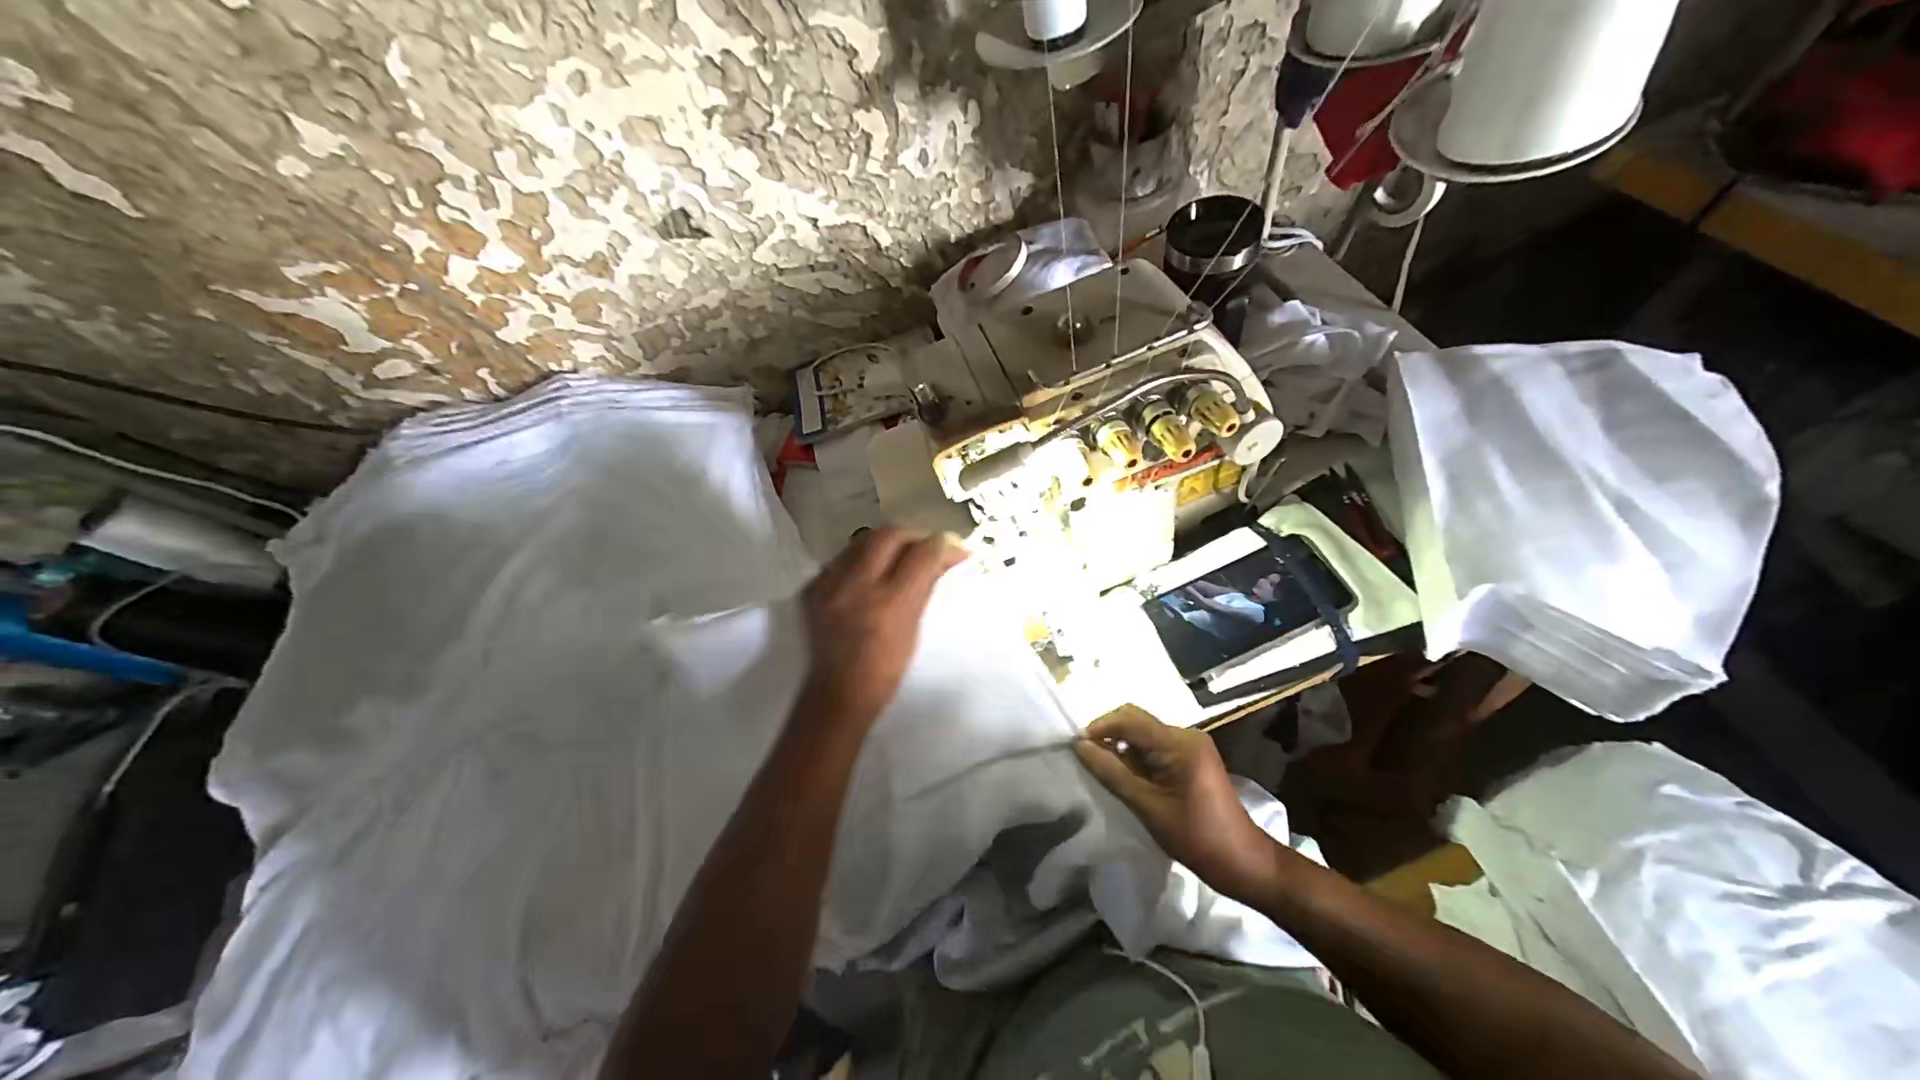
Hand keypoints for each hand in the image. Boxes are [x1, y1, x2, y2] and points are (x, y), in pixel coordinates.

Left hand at [800, 527, 965, 726]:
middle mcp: (856, 587)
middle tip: (924, 547)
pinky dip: (861, 560)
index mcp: (889, 604)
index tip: (952, 548)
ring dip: (886, 543)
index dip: (943, 545)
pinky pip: (842, 559)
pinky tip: (869, 575)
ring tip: (898, 556)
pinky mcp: (811, 588)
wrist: (837, 692)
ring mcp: (828, 585)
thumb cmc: (885, 669)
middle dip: (913, 536)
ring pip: (862, 540)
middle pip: (889, 534)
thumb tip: (944, 556)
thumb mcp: (914, 628)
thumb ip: (926, 586)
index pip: (922, 554)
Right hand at [1073, 706, 1278, 901]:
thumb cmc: (1196, 837)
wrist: (1243, 863)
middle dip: (1108, 735)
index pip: (1129, 719)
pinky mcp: (1191, 759)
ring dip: (1121, 748)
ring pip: (1143, 735)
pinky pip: (1155, 748)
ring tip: (1103, 772)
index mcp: (1179, 742)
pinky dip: (1136, 758)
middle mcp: (1186, 735)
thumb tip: (1080, 746)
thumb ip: (1112, 772)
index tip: (1076, 748)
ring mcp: (1190, 746)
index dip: (1099, 728)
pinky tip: (1125, 778)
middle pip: (1136, 721)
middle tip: (1087, 760)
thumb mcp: (1147, 806)